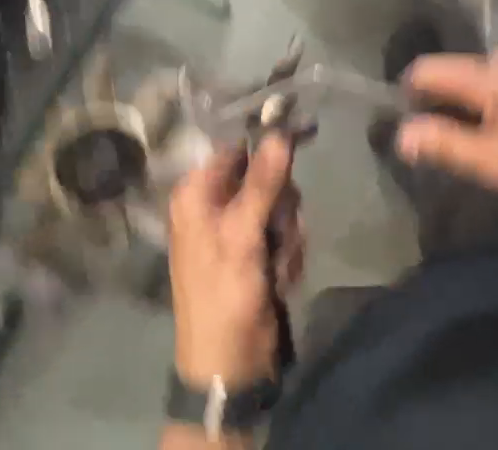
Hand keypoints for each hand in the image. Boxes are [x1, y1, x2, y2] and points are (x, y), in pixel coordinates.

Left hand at [167, 135, 305, 386]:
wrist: (229, 364)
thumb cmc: (224, 294)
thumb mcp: (242, 235)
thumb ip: (262, 182)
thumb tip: (279, 132)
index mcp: (196, 194)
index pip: (236, 147)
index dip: (268, 144)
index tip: (301, 138)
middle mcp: (214, 205)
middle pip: (266, 175)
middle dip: (282, 205)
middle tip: (279, 230)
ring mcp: (236, 230)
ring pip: (281, 204)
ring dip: (287, 234)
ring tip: (277, 264)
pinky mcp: (255, 252)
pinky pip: (284, 231)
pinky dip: (288, 252)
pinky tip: (279, 276)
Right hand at [396, 48, 497, 209]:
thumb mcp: (497, 162)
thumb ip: (446, 145)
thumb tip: (400, 134)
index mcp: (491, 74)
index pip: (428, 71)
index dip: (410, 99)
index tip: (409, 134)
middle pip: (449, 77)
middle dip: (436, 109)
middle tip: (439, 153)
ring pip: (470, 86)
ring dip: (460, 114)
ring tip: (466, 151)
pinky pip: (490, 90)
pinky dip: (482, 112)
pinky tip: (494, 141)